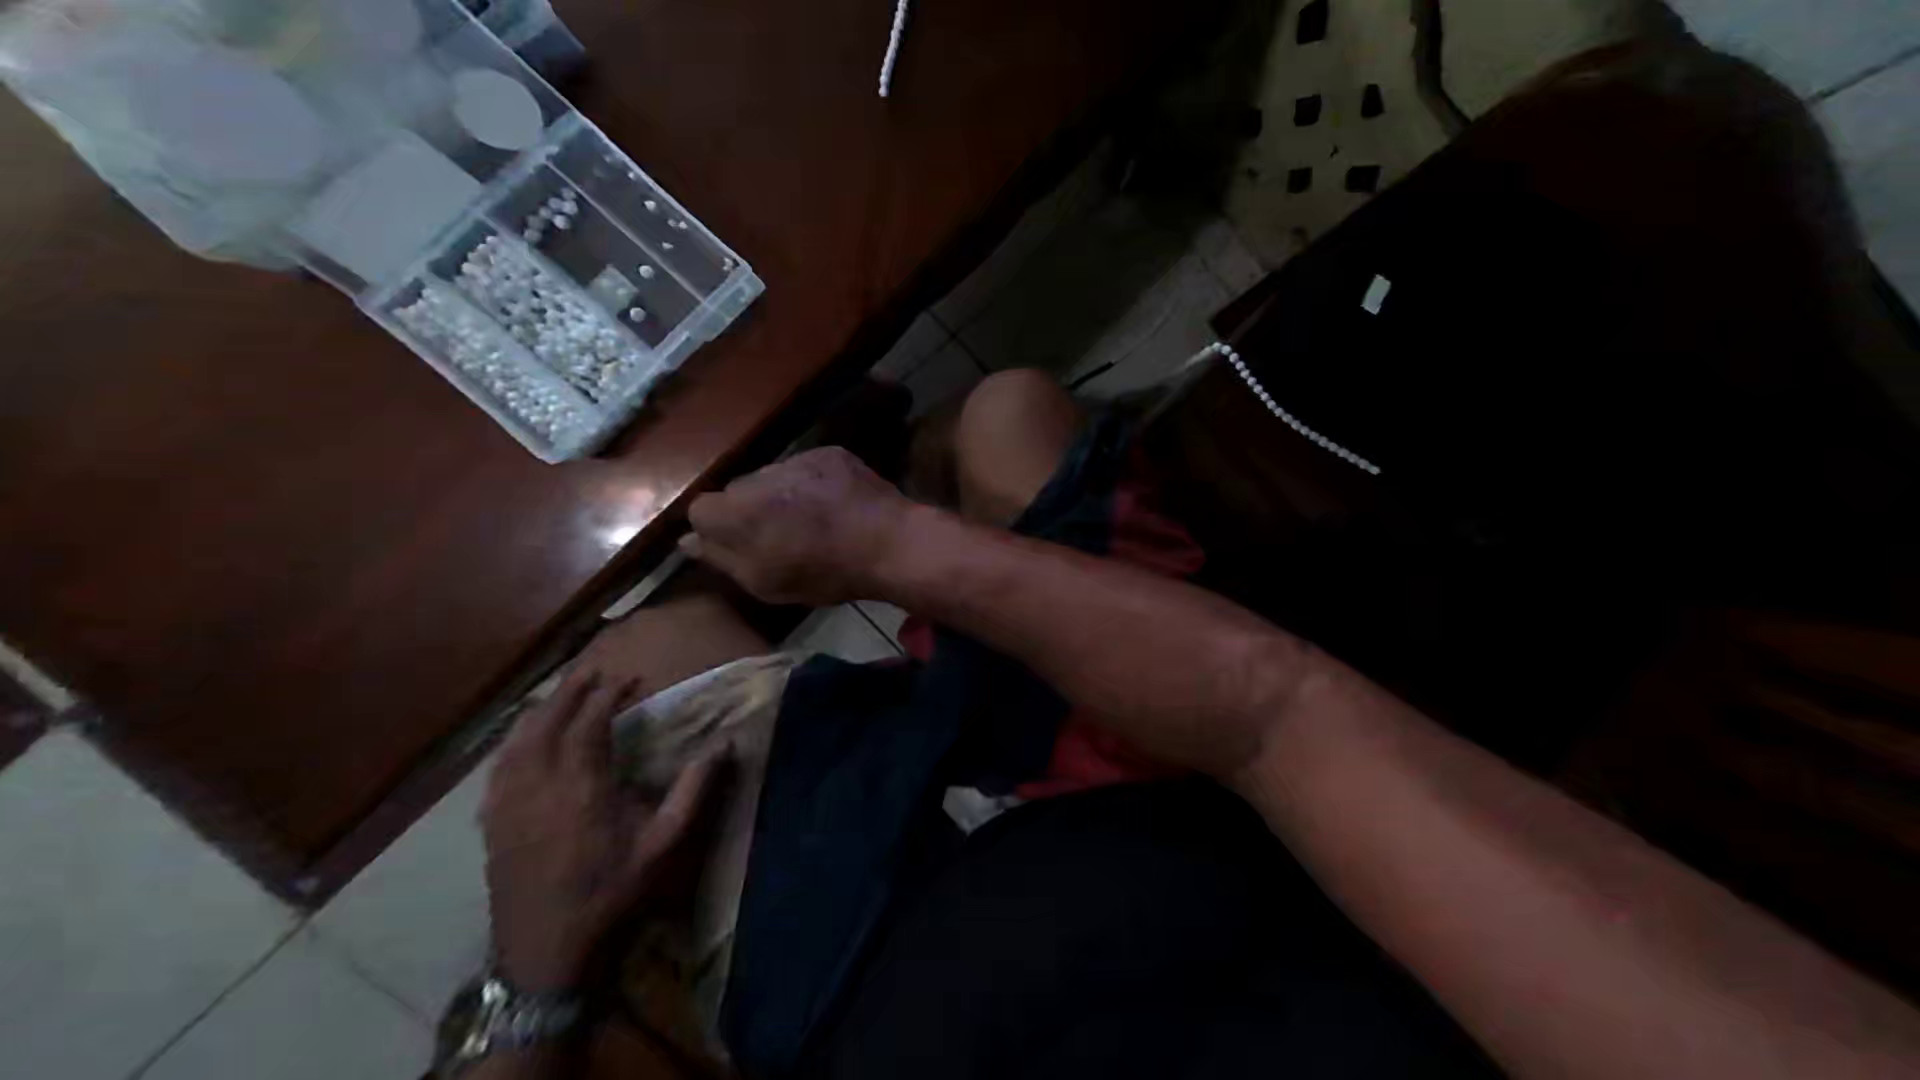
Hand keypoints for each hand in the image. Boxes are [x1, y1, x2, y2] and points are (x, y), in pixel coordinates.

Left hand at [480, 674, 720, 992]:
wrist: (546, 950)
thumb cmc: (612, 892)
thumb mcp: (665, 844)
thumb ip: (694, 790)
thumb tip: (723, 745)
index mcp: (582, 787)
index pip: (589, 723)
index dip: (607, 695)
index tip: (628, 679)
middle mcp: (539, 786)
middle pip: (546, 722)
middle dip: (570, 691)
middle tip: (593, 670)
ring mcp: (508, 803)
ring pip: (516, 741)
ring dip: (540, 711)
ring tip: (561, 694)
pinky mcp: (493, 821)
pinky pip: (498, 768)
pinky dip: (513, 742)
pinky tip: (523, 740)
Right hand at [681, 446, 915, 605]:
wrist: (889, 543)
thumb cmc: (825, 573)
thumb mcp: (765, 582)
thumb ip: (721, 558)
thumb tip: (687, 541)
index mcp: (737, 511)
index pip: (700, 510)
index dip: (718, 530)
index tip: (742, 546)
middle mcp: (760, 476)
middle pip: (737, 491)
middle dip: (749, 511)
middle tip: (780, 537)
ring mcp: (797, 459)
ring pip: (771, 477)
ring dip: (780, 496)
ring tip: (811, 521)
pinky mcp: (829, 452)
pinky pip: (805, 468)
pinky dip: (811, 484)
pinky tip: (833, 505)